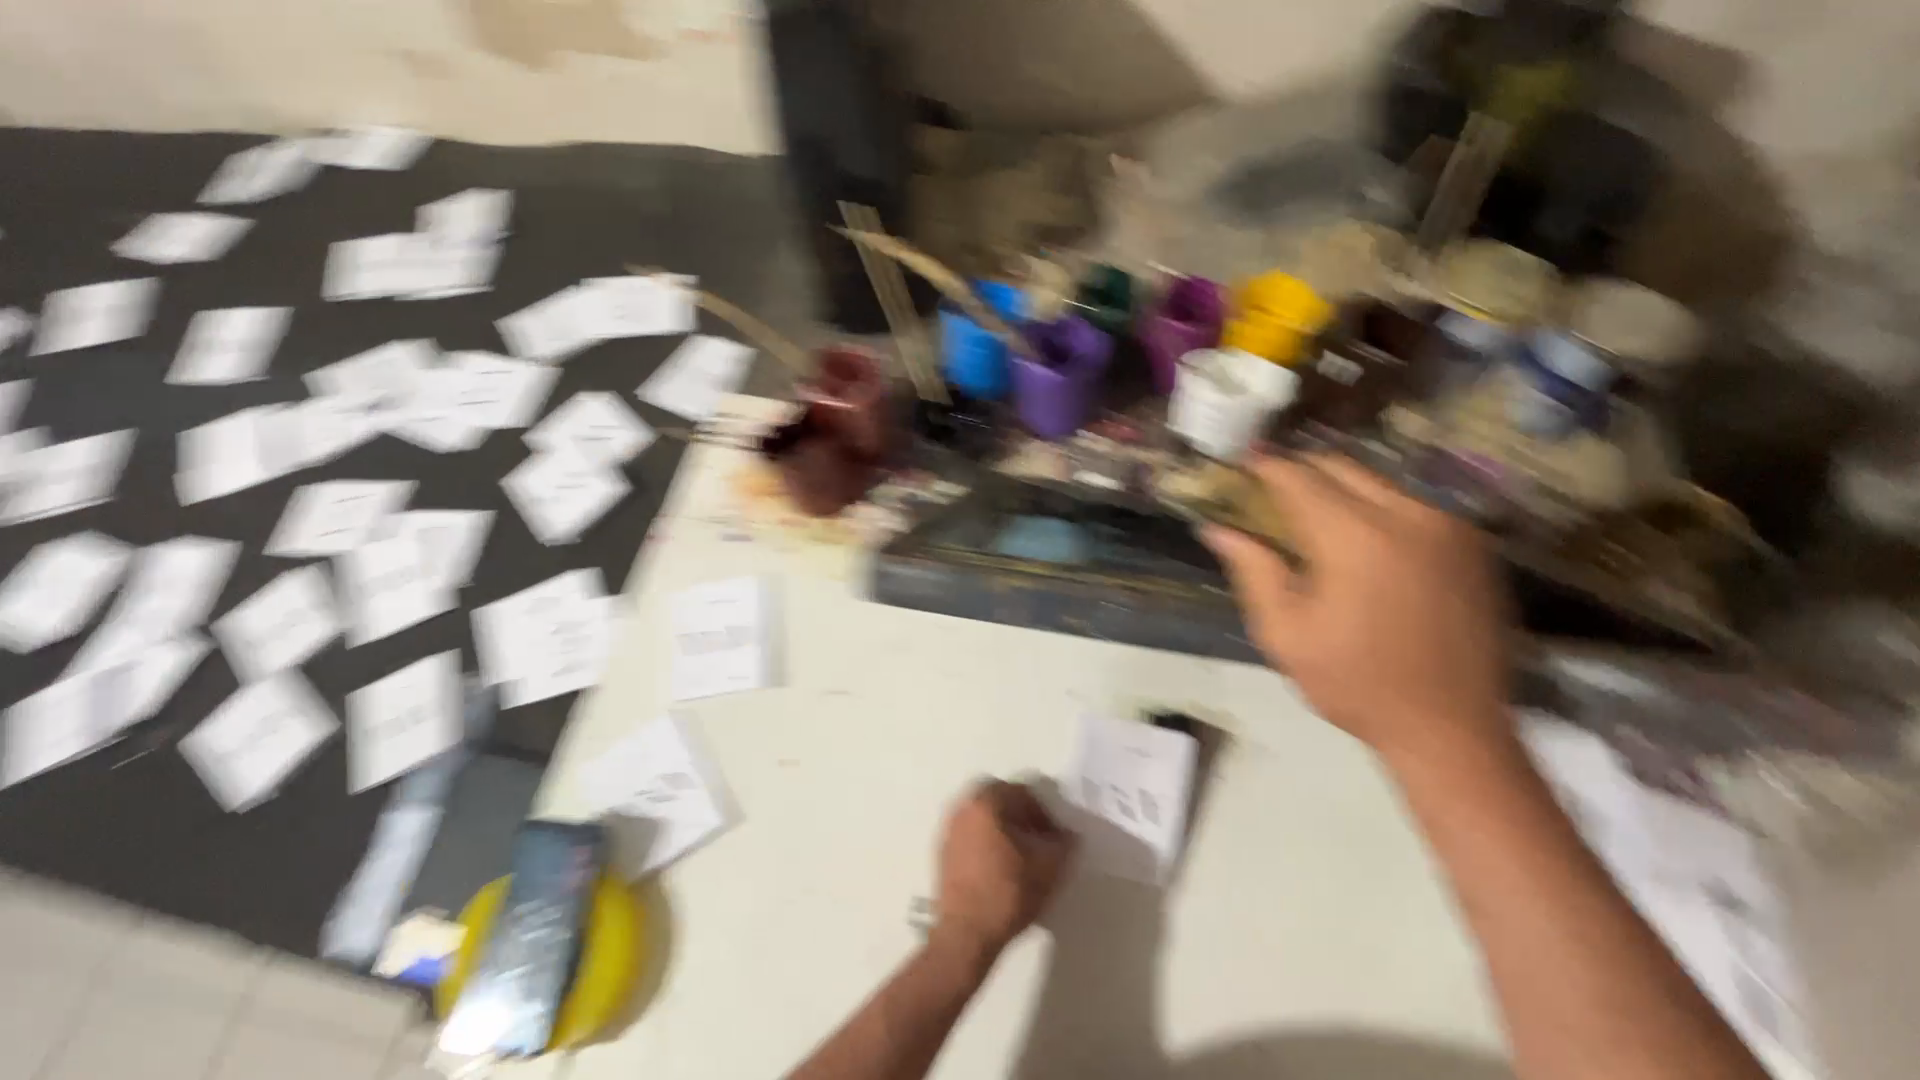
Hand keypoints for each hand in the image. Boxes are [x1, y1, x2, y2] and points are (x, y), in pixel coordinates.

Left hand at [934, 780, 1076, 955]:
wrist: (966, 933)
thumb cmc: (1009, 893)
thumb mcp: (1050, 867)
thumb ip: (1064, 843)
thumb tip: (1067, 834)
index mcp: (986, 802)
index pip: (1022, 791)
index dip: (1045, 812)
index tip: (1055, 836)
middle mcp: (962, 808)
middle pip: (1000, 800)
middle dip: (1022, 816)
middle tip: (1039, 840)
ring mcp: (948, 830)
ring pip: (983, 818)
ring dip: (1004, 829)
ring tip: (1022, 856)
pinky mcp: (942, 853)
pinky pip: (971, 836)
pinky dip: (987, 843)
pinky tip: (1001, 869)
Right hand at [1201, 453, 1510, 764]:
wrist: (1452, 727)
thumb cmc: (1356, 685)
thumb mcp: (1286, 635)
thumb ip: (1253, 572)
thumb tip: (1218, 530)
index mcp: (1354, 537)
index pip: (1300, 478)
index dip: (1267, 466)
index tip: (1244, 462)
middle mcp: (1407, 515)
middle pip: (1343, 467)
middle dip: (1304, 470)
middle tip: (1274, 487)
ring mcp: (1449, 526)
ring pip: (1382, 483)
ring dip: (1344, 489)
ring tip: (1317, 515)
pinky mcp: (1474, 544)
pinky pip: (1416, 506)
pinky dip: (1382, 510)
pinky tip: (1367, 543)